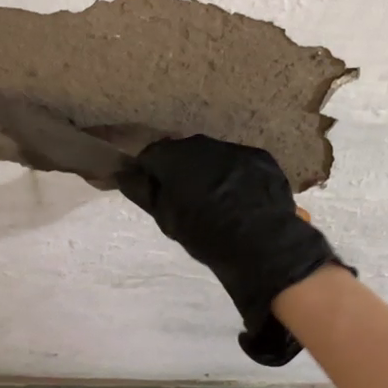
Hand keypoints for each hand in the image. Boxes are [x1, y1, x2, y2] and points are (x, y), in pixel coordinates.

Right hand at [116, 135, 349, 364]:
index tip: (153, 192)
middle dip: (182, 172)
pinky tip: (243, 201)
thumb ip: (142, 191)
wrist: (262, 243)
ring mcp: (236, 149)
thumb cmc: (205, 234)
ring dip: (211, 173)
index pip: (151, 156)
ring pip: (215, 157)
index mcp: (175, 157)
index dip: (150, 173)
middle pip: (184, 153)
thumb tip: (125, 173)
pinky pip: (241, 165)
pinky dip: (238, 178)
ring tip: (218, 202)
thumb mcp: (165, 218)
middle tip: (186, 200)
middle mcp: (204, 144)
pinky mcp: (261, 159)